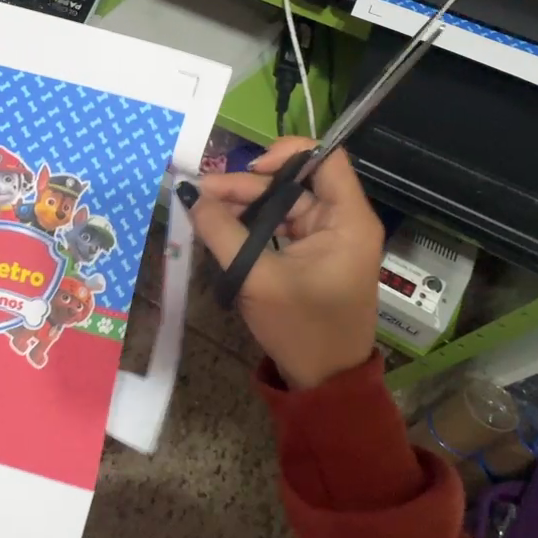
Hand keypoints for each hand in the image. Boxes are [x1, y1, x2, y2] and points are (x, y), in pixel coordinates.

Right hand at [182, 137, 383, 389]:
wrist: (325, 383)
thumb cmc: (301, 327)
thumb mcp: (255, 277)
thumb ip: (221, 231)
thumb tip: (190, 194)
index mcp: (347, 220)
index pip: (326, 158)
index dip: (287, 153)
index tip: (250, 169)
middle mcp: (341, 221)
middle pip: (293, 181)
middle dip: (247, 185)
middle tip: (202, 193)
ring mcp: (326, 239)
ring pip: (281, 202)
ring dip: (243, 204)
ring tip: (203, 211)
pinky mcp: (310, 255)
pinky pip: (278, 225)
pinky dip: (250, 223)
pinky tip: (220, 228)